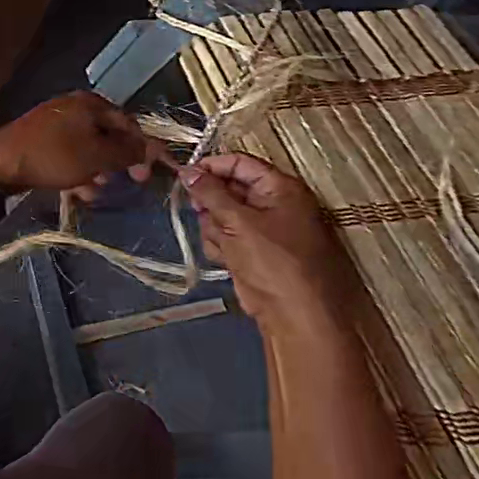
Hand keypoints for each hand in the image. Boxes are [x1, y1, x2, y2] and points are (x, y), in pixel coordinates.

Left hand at [0, 91, 169, 196]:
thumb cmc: (54, 156)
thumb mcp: (97, 156)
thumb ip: (128, 152)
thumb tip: (152, 148)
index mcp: (91, 103)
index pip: (129, 124)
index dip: (143, 148)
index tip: (148, 174)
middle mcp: (74, 107)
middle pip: (108, 136)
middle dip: (118, 162)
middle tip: (127, 183)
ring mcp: (56, 123)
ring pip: (88, 148)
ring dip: (98, 170)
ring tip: (95, 191)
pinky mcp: (41, 140)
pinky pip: (69, 155)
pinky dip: (78, 171)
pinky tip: (78, 191)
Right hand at [178, 153, 357, 331]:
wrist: (293, 314)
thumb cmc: (273, 262)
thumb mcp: (239, 222)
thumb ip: (210, 193)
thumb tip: (188, 171)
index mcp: (280, 188)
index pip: (240, 163)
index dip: (211, 167)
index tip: (185, 176)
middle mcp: (273, 204)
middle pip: (227, 189)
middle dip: (212, 204)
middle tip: (201, 212)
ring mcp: (261, 229)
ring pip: (221, 215)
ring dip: (215, 229)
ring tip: (224, 245)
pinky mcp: (251, 251)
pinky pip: (224, 237)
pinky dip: (221, 246)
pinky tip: (227, 259)